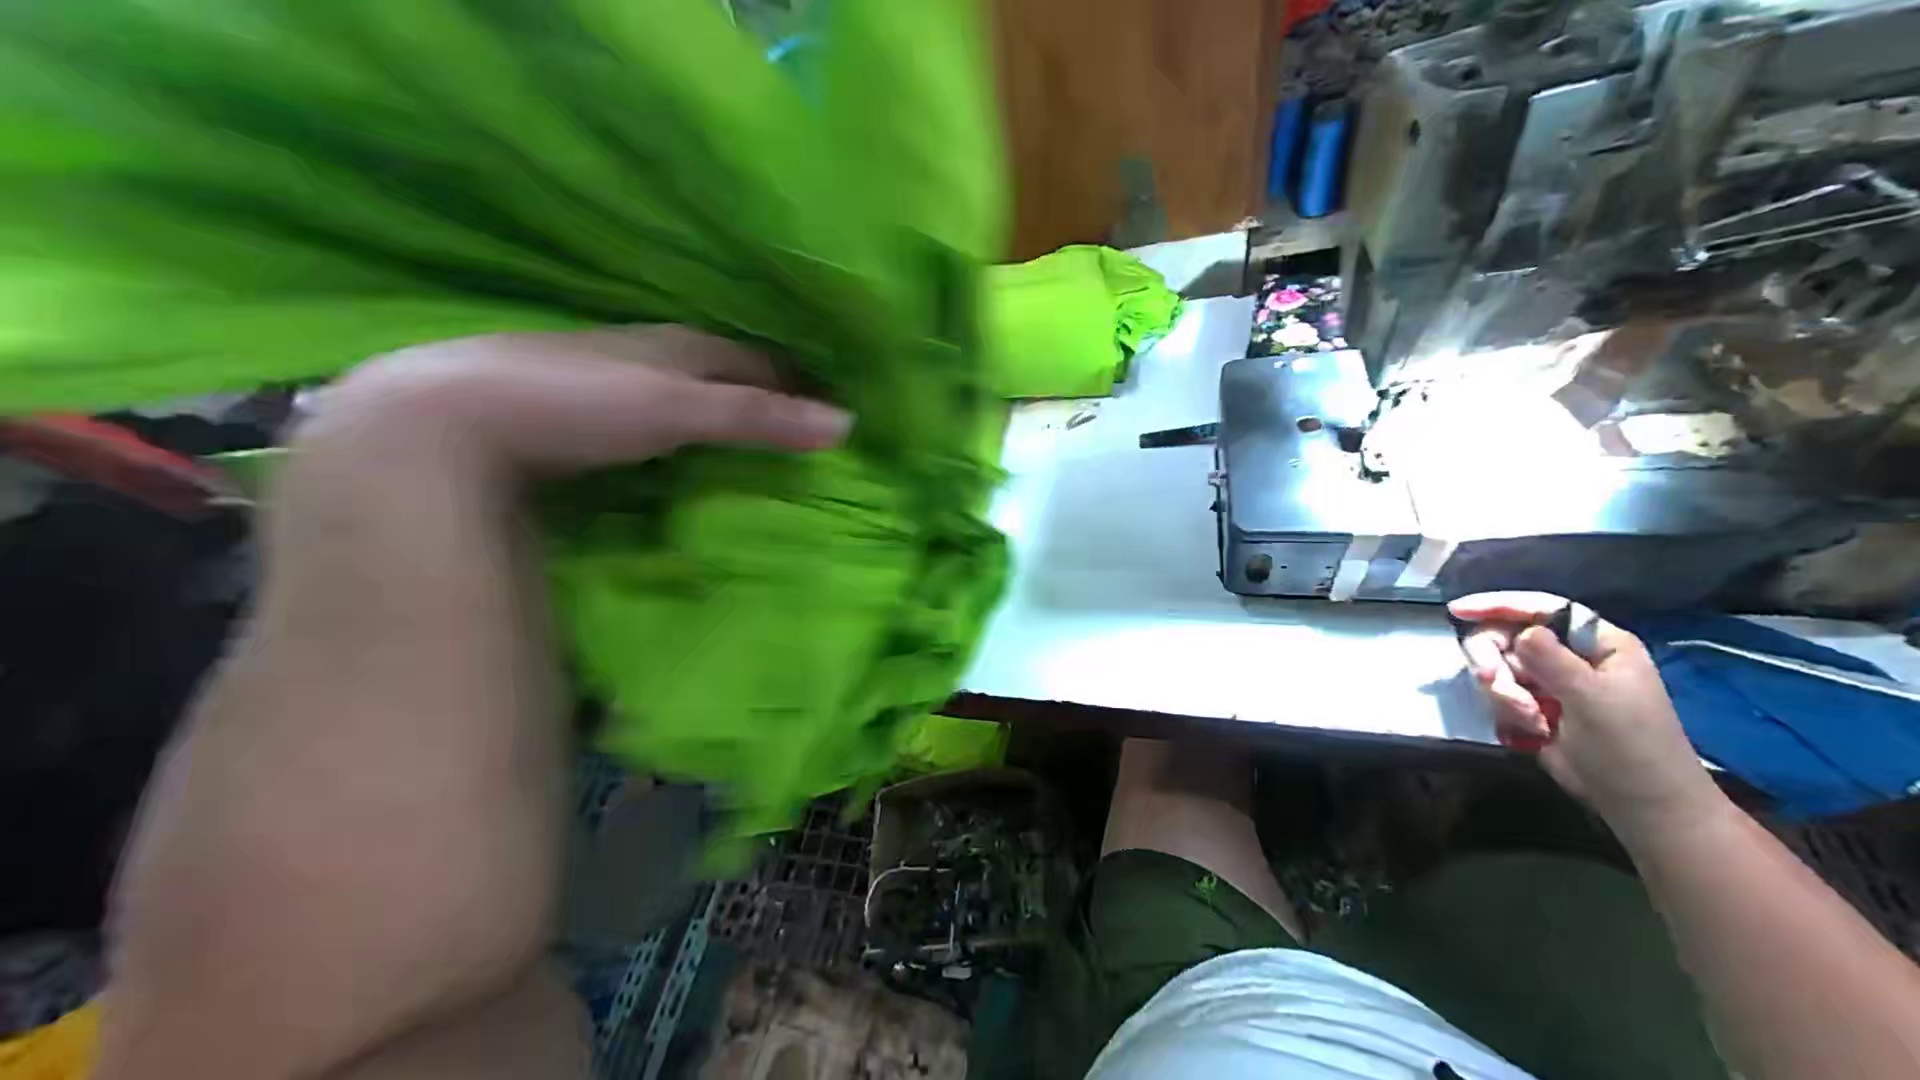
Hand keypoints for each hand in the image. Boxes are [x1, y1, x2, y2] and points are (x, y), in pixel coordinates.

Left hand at [300, 324, 849, 475]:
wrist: (446, 418)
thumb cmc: (573, 403)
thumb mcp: (677, 410)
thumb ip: (757, 417)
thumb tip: (845, 423)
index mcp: (673, 345)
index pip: (753, 357)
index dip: (793, 379)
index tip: (830, 407)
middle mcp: (642, 353)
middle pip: (719, 369)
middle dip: (760, 390)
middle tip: (798, 422)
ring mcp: (604, 382)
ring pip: (680, 389)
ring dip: (717, 409)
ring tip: (749, 435)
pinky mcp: (574, 413)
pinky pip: (646, 414)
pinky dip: (677, 428)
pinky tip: (677, 447)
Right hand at [1450, 591, 1725, 841]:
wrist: (1642, 805)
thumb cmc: (1631, 747)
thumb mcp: (1594, 699)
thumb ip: (1553, 660)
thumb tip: (1520, 631)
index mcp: (1597, 644)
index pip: (1541, 609)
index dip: (1499, 606)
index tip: (1458, 611)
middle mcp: (1571, 657)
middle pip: (1508, 636)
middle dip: (1495, 660)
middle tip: (1493, 683)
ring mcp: (1551, 683)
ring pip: (1498, 666)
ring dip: (1503, 692)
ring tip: (1529, 719)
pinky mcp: (1536, 707)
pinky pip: (1499, 694)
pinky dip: (1505, 710)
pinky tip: (1530, 730)